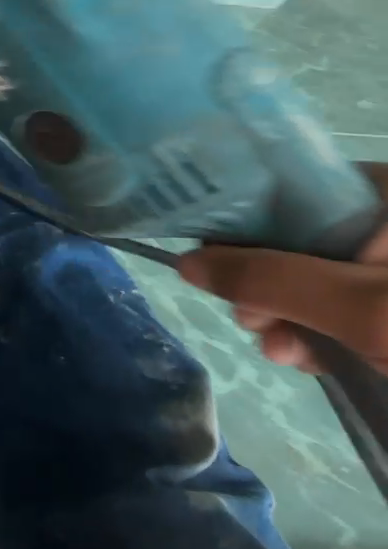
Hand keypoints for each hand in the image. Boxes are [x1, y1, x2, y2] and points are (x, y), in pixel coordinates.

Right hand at [179, 165, 387, 375]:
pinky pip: (344, 305)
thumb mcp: (362, 307)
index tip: (222, 266)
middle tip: (254, 320)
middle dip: (264, 285)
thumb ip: (269, 279)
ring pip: (317, 277)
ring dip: (283, 315)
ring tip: (281, 351)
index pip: (298, 190)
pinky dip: (318, 331)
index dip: (247, 225)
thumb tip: (186, 263)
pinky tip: (310, 358)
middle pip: (301, 240)